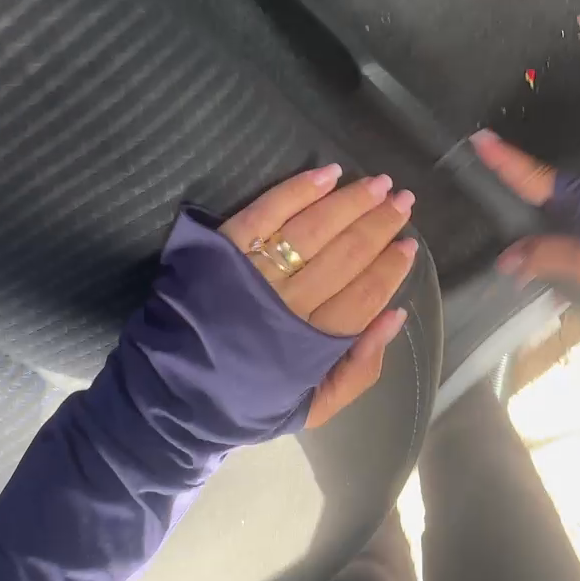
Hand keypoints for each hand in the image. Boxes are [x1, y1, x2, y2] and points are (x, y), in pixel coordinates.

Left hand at [216, 164, 417, 426]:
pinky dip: (299, 190)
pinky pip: (267, 212)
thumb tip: (395, 315)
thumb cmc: (249, 401)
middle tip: (404, 201)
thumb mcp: (314, 406)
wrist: (169, 399)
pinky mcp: (224, 250)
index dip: (391, 266)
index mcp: (312, 346)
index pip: (365, 294)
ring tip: (380, 184)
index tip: (409, 243)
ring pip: (314, 228)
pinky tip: (329, 174)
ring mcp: (255, 274)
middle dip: (380, 224)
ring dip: (352, 202)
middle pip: (346, 254)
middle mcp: (287, 305)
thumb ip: (360, 370)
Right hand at [469, 130, 579, 290]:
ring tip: (499, 248)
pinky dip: (538, 272)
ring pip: (541, 234)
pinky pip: (551, 262)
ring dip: (522, 244)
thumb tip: (508, 259)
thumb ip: (545, 255)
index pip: (536, 176)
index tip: (480, 138)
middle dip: (508, 195)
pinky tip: (532, 286)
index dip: (506, 159)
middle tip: (476, 180)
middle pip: (535, 200)